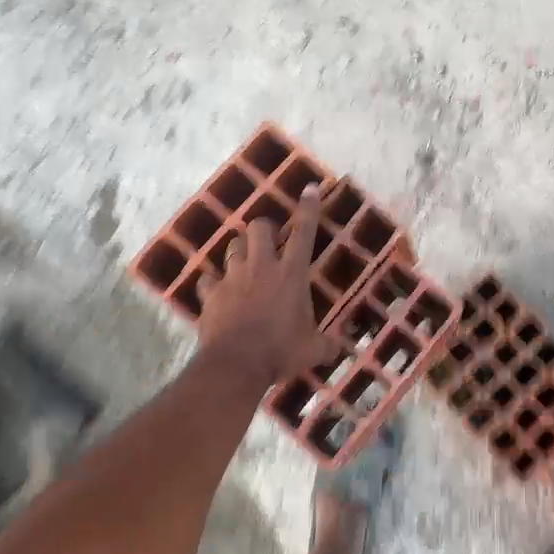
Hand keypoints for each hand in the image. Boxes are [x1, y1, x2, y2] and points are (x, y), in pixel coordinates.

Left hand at [197, 185, 345, 383]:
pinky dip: (213, 284)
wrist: (237, 364)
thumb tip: (344, 348)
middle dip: (265, 230)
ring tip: (245, 265)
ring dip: (240, 252)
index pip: (304, 233)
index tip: (310, 188)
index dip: (308, 208)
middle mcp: (262, 267)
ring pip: (233, 247)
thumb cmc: (281, 351)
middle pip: (259, 227)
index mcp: (292, 274)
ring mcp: (233, 277)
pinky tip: (217, 293)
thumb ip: (329, 344)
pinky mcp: (210, 293)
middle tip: (270, 243)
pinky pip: (208, 280)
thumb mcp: (314, 350)